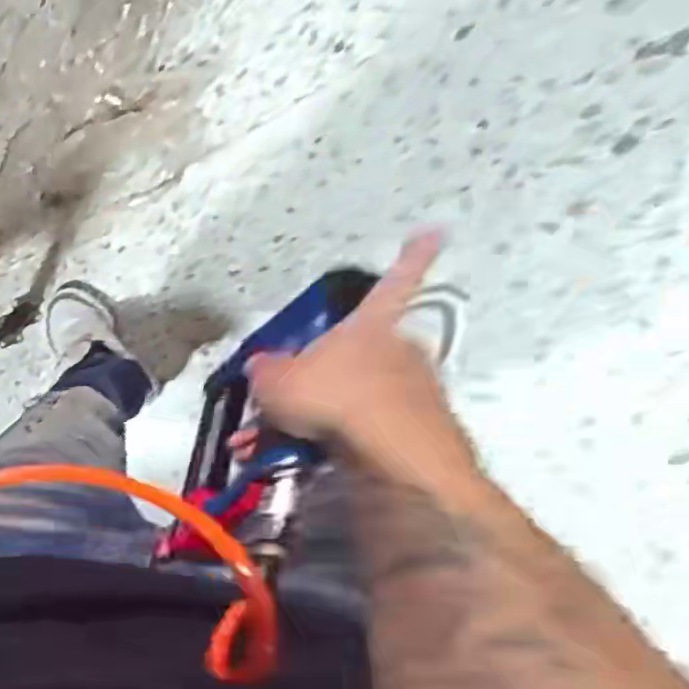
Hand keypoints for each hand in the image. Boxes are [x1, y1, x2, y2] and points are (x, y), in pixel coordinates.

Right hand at [245, 230, 470, 472]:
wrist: (386, 446)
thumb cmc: (329, 396)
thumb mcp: (273, 381)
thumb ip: (264, 370)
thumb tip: (262, 364)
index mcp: (368, 326)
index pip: (392, 283)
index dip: (410, 257)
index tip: (432, 232)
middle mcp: (396, 349)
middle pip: (347, 358)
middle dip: (308, 383)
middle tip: (272, 406)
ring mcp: (408, 387)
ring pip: (342, 398)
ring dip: (299, 420)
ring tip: (256, 444)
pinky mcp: (409, 424)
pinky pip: (352, 426)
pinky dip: (317, 440)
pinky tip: (280, 456)